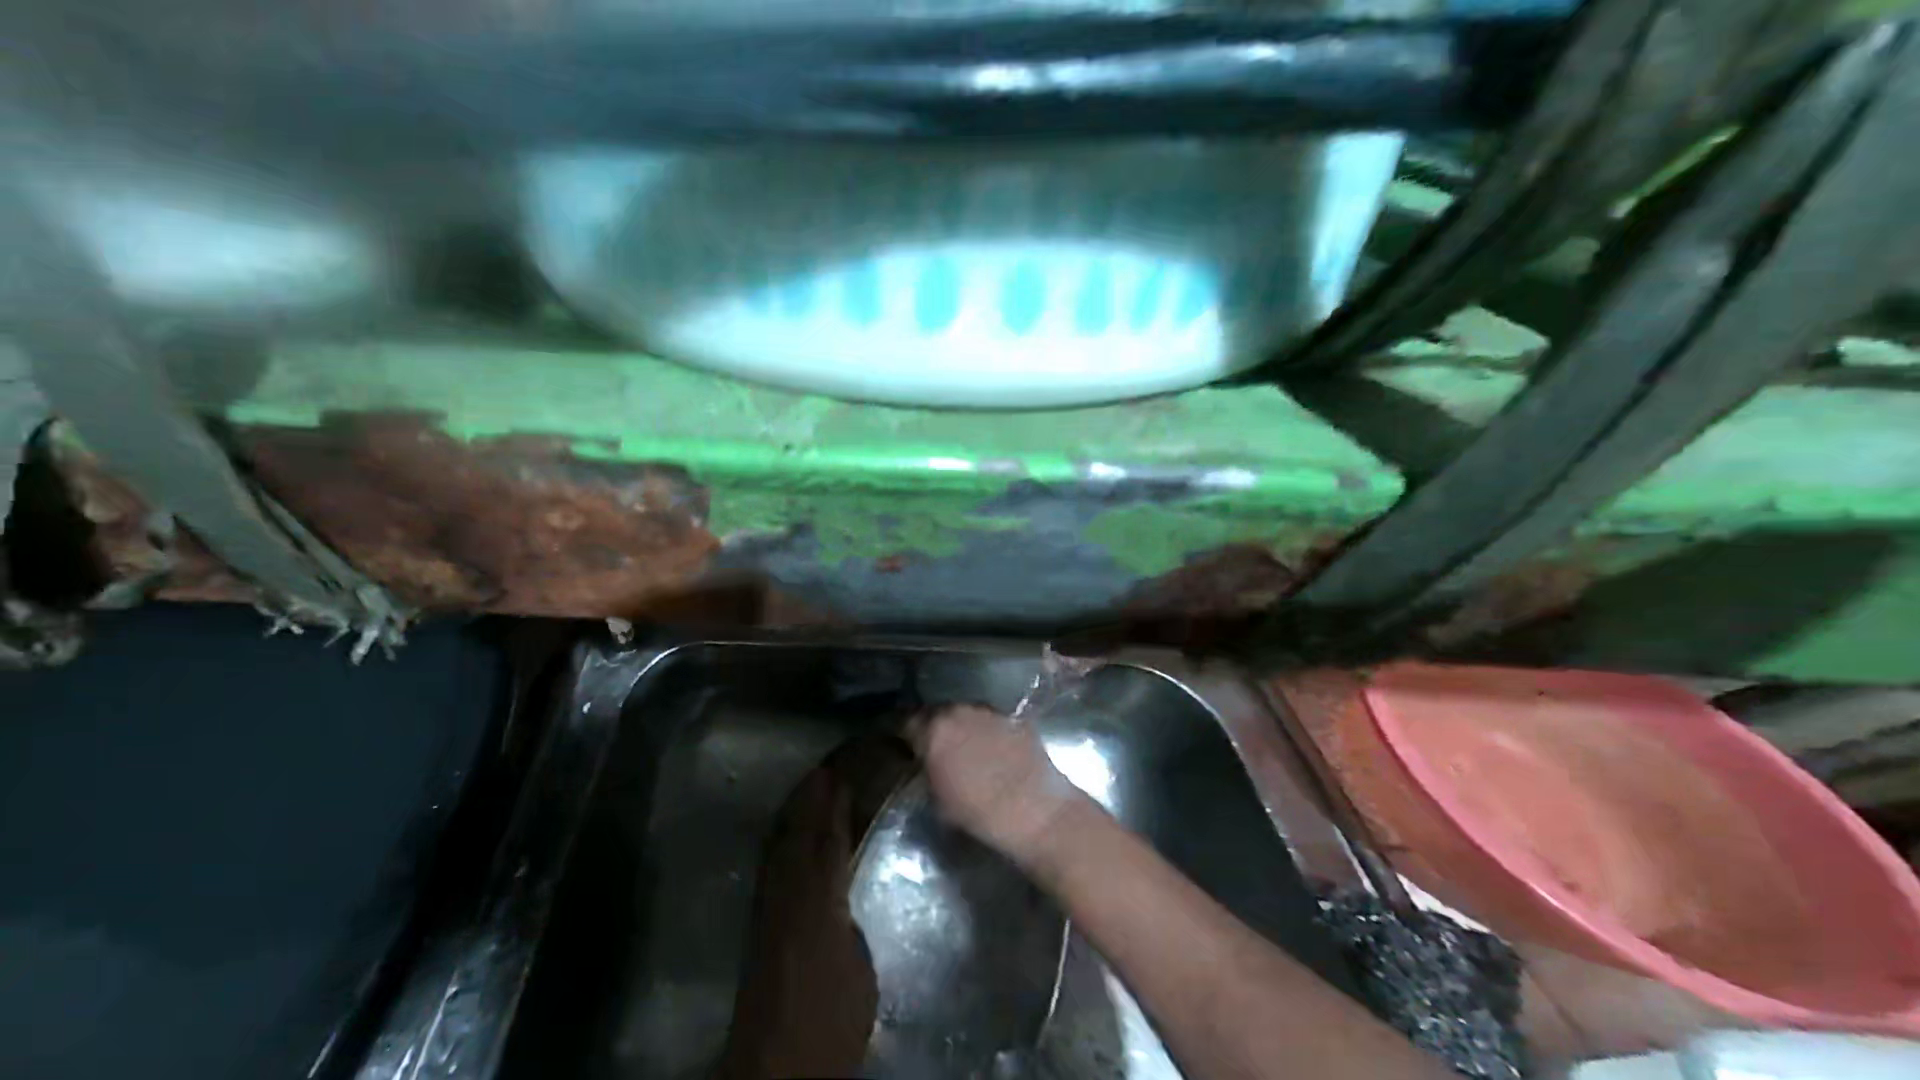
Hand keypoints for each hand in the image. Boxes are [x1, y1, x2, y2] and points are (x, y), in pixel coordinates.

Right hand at [909, 704, 1081, 860]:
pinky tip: (997, 748)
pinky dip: (991, 730)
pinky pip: (994, 719)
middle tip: (940, 746)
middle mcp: (959, 711)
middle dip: (937, 727)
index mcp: (933, 731)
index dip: (908, 735)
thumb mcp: (938, 798)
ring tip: (970, 746)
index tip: (909, 746)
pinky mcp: (1015, 716)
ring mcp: (989, 711)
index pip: (908, 723)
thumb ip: (927, 770)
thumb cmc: (978, 813)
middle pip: (939, 712)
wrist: (1034, 810)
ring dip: (965, 725)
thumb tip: (926, 762)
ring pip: (967, 712)